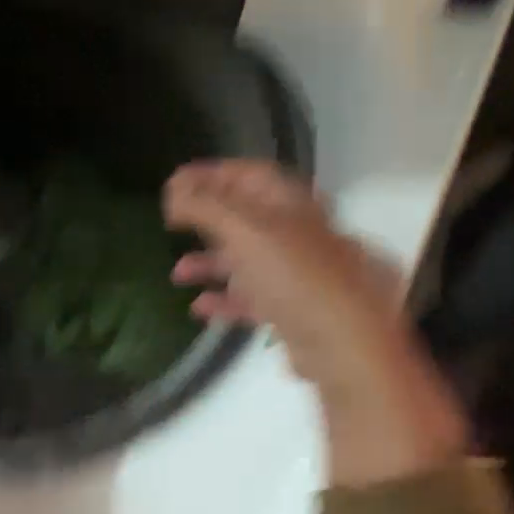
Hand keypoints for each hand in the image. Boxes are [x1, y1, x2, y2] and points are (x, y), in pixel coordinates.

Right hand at [164, 160, 468, 486]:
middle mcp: (296, 233)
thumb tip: (173, 190)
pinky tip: (199, 307)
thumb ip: (206, 208)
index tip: (174, 182)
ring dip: (210, 264)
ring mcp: (295, 274)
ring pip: (247, 260)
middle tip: (172, 224)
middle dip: (207, 220)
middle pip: (246, 218)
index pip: (248, 175)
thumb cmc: (295, 277)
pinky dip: (225, 300)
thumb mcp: (245, 231)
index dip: (210, 174)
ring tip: (178, 273)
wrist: (341, 339)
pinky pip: (252, 299)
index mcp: (290, 204)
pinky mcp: (292, 311)